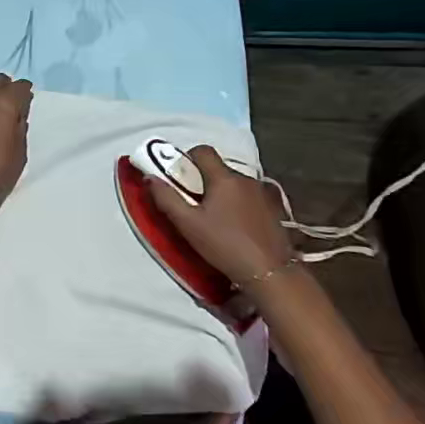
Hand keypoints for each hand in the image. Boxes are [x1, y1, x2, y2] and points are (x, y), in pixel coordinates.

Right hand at [146, 145, 295, 287]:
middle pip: (219, 168)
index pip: (203, 151)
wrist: (268, 272)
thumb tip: (150, 177)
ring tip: (214, 217)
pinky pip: (249, 196)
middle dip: (203, 179)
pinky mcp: (274, 208)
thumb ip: (166, 198)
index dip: (187, 158)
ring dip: (222, 192)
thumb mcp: (188, 224)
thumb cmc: (224, 245)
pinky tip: (235, 226)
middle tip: (192, 203)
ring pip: (235, 183)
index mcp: (224, 178)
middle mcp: (246, 178)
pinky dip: (238, 203)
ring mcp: (263, 193)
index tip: (179, 178)